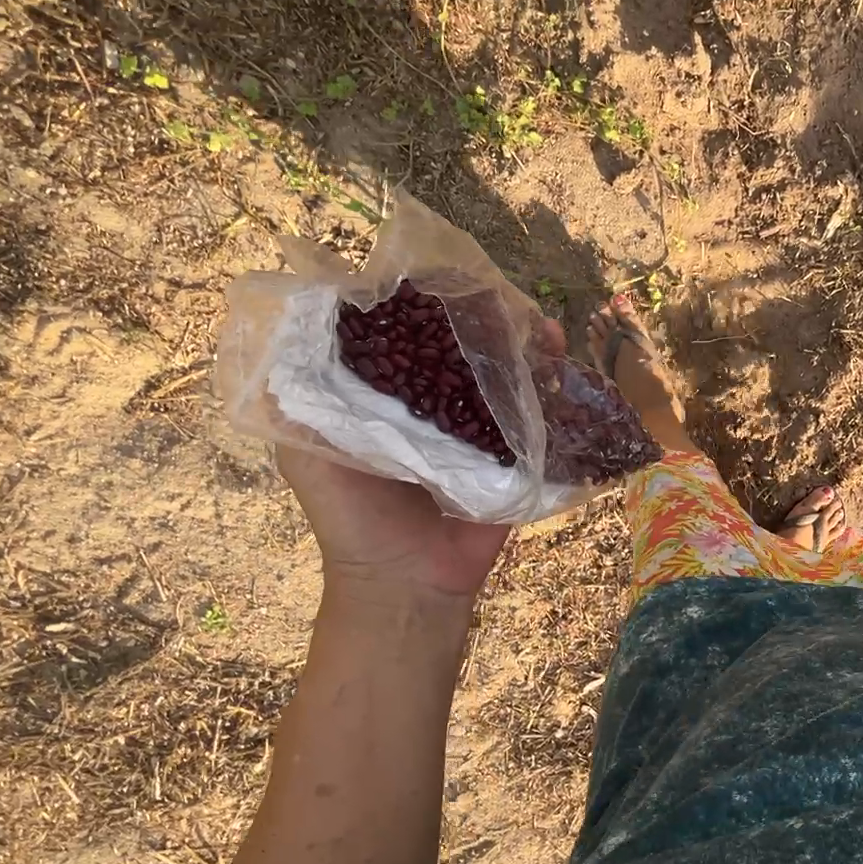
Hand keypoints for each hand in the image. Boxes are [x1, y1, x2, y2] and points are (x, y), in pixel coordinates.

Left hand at [279, 317, 565, 604]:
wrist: (411, 581)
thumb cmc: (354, 521)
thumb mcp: (308, 456)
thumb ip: (299, 402)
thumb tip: (301, 326)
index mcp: (388, 396)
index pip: (411, 334)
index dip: (429, 303)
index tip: (450, 282)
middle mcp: (438, 403)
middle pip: (468, 346)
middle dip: (492, 318)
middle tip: (510, 306)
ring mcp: (482, 426)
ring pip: (508, 372)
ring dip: (529, 344)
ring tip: (545, 331)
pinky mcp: (518, 453)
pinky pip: (540, 415)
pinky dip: (556, 386)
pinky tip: (563, 363)